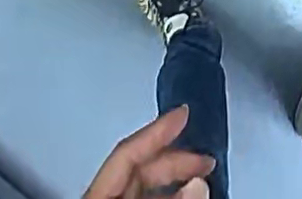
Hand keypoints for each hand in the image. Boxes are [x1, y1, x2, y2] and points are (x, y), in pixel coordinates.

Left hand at [82, 106, 214, 198]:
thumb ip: (170, 197)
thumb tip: (198, 182)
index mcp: (96, 188)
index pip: (129, 148)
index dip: (159, 128)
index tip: (184, 111)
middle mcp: (102, 189)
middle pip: (140, 165)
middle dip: (176, 158)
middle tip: (205, 157)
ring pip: (145, 185)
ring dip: (176, 180)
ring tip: (202, 178)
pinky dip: (167, 195)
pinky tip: (185, 194)